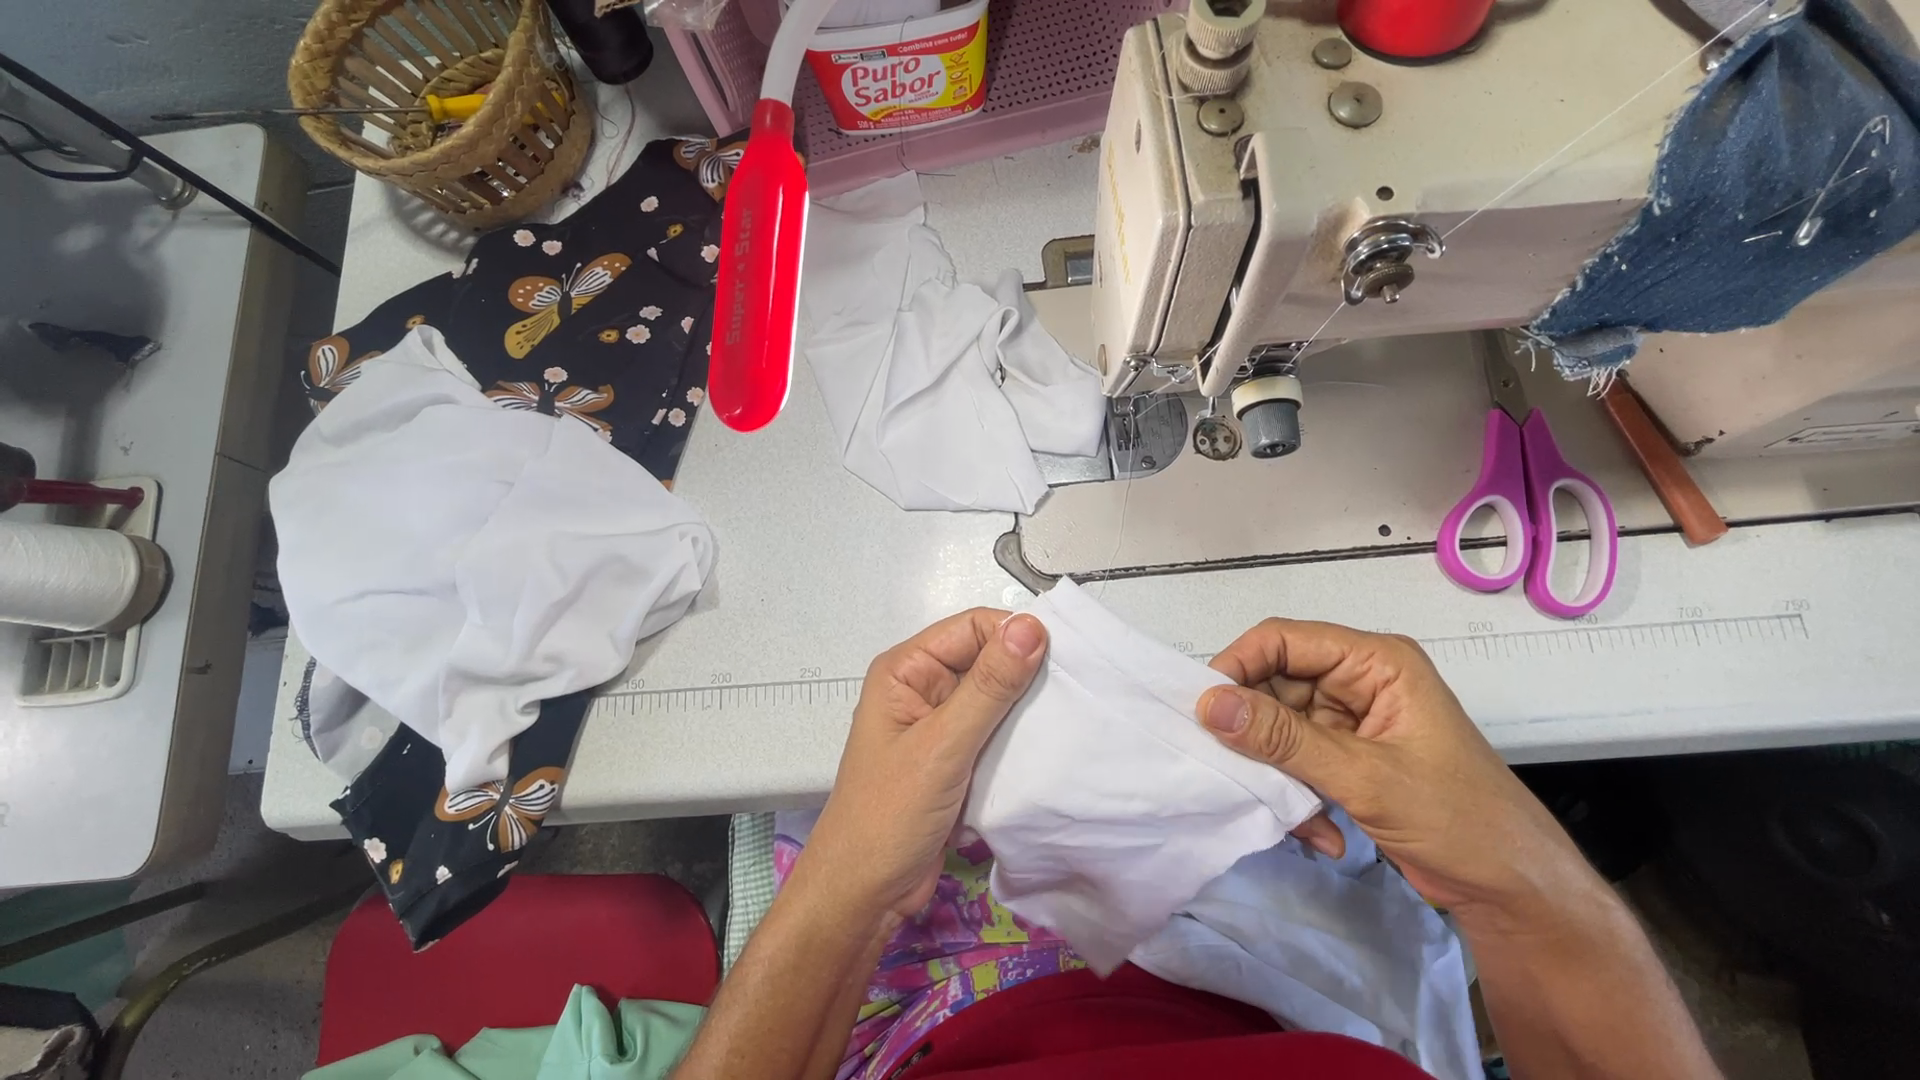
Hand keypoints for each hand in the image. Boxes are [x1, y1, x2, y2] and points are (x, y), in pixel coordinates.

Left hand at [797, 608, 1047, 920]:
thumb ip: (989, 687)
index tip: (1062, 658)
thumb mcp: (943, 746)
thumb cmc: (889, 816)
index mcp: (906, 670)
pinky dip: (1021, 738)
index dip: (1015, 635)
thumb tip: (1031, 628)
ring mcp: (941, 725)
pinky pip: (997, 732)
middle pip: (987, 659)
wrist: (867, 893)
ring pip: (997, 697)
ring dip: (1028, 708)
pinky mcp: (956, 758)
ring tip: (1067, 718)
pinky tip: (1048, 746)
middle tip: (1074, 690)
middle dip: (1027, 672)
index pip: (972, 627)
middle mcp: (923, 689)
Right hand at [1195, 619, 1600, 924]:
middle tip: (1235, 771)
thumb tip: (1208, 704)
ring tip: (1292, 814)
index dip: (1238, 666)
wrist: (1513, 892)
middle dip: (1255, 733)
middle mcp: (1357, 681)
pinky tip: (1320, 832)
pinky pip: (1294, 761)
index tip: (1204, 710)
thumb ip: (1283, 738)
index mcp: (1374, 662)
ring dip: (1276, 774)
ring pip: (1278, 728)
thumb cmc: (1457, 819)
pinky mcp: (1345, 758)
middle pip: (1274, 685)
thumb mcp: (1363, 776)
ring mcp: (1350, 721)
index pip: (1283, 640)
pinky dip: (1295, 795)